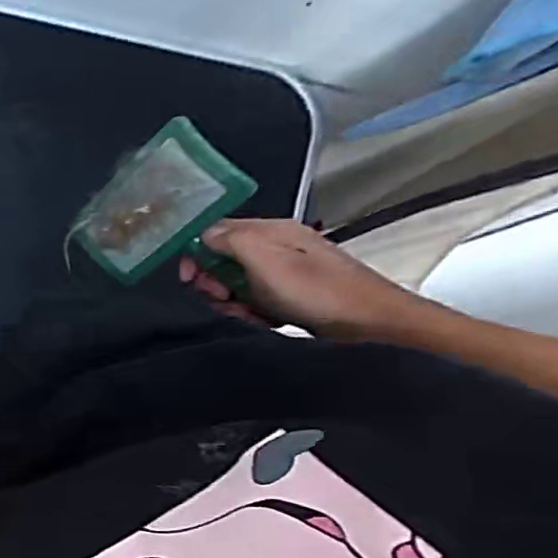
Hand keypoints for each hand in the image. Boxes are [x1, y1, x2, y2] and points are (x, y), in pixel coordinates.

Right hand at [179, 218, 442, 339]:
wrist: (368, 326)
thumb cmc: (320, 293)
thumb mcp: (268, 259)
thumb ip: (232, 240)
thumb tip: (204, 233)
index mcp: (271, 231)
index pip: (216, 231)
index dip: (196, 253)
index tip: (189, 278)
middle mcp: (275, 248)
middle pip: (223, 259)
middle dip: (212, 281)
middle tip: (222, 298)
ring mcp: (282, 274)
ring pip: (236, 284)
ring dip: (230, 301)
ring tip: (245, 314)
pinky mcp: (287, 299)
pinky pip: (253, 303)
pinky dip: (249, 313)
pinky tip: (259, 321)